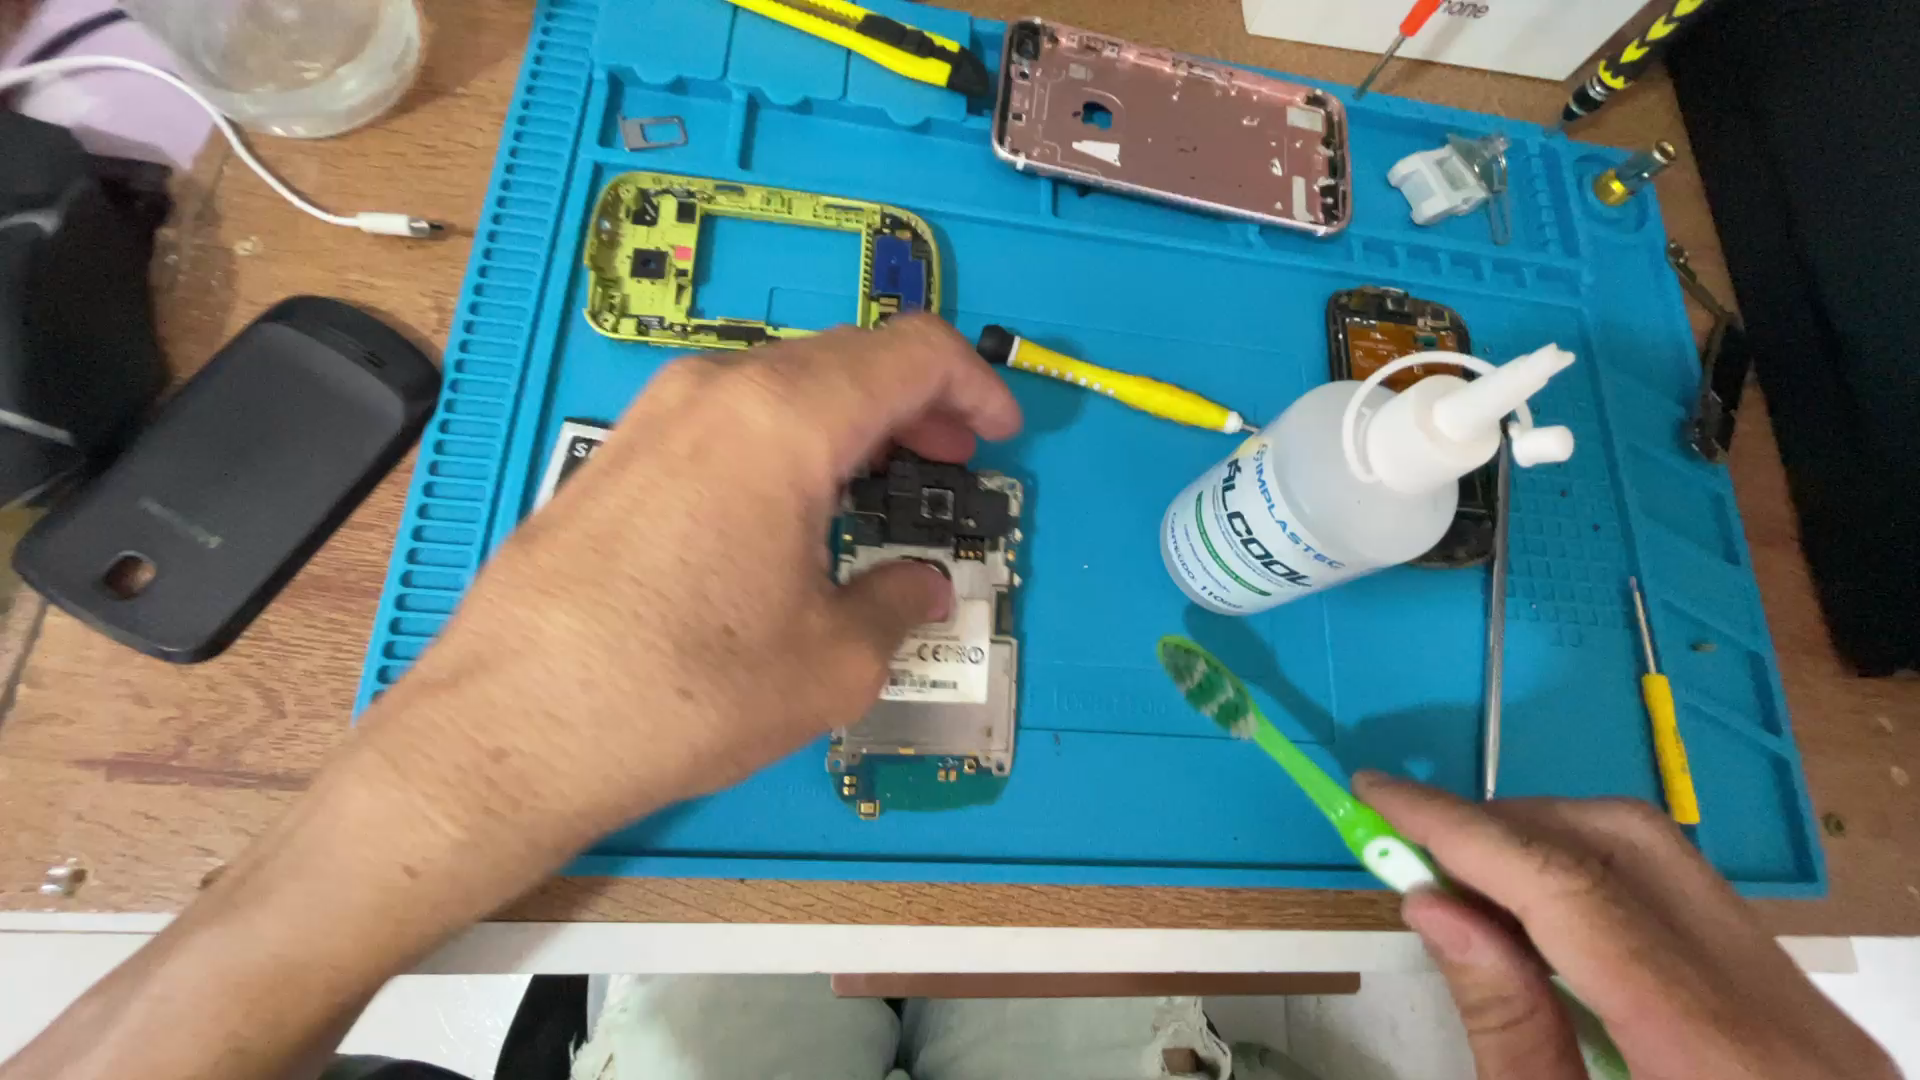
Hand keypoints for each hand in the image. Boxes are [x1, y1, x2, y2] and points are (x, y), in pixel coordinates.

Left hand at [363, 315, 1021, 848]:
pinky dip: (793, 438)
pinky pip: (734, 416)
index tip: (1000, 431)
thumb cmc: (690, 689)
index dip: (976, 382)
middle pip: (851, 358)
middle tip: (951, 459)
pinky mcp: (621, 452)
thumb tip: (924, 587)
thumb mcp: (832, 661)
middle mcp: (718, 389)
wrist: (510, 731)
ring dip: (854, 420)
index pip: (913, 352)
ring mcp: (658, 413)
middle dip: (920, 402)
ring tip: (882, 483)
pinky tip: (797, 504)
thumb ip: (898, 604)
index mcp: (786, 419)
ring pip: (789, 383)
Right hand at [1355, 773, 1895, 1079]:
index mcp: (1733, 1067)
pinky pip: (1676, 900)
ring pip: (1656, 859)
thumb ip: (1506, 1027)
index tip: (1375, 794)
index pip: (1574, 890)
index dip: (1461, 828)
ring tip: (1462, 882)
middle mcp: (1796, 1022)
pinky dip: (1582, 881)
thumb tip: (1430, 900)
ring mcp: (1812, 1015)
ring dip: (1538, 844)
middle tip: (1414, 846)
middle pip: (1628, 846)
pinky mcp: (1803, 1019)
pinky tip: (1531, 924)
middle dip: (1501, 824)